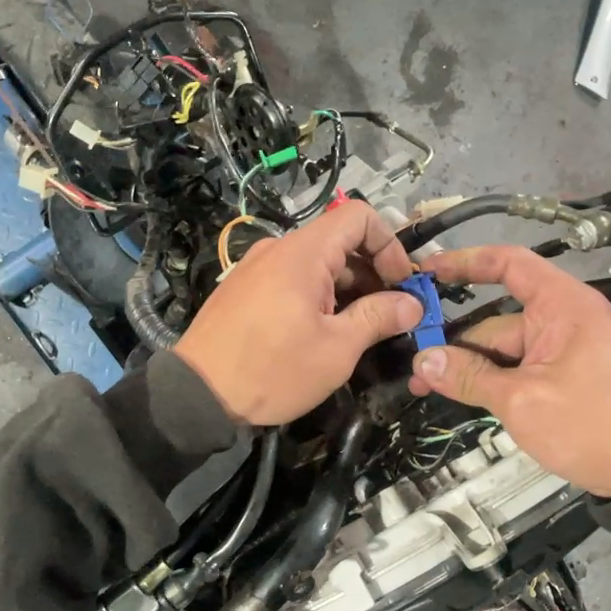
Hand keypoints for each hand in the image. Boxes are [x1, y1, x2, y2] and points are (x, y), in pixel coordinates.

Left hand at [176, 201, 423, 425]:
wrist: (198, 395)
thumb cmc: (272, 370)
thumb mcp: (336, 349)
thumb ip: (377, 318)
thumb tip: (412, 304)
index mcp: (303, 253)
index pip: (359, 216)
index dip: (389, 244)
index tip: (402, 284)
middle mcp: (278, 250)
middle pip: (338, 241)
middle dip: (373, 272)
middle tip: (392, 313)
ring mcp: (256, 268)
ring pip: (316, 264)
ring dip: (347, 288)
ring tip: (362, 329)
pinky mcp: (244, 290)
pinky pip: (291, 280)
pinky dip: (317, 295)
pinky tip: (324, 332)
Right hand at [408, 246, 610, 496]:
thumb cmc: (592, 425)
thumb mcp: (522, 401)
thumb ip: (470, 377)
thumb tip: (422, 361)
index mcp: (563, 306)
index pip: (510, 264)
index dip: (466, 262)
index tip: (427, 271)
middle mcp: (563, 320)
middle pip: (496, 320)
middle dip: (454, 342)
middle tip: (413, 368)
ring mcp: (564, 351)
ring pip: (503, 351)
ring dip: (468, 368)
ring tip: (426, 389)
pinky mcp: (564, 378)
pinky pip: (518, 370)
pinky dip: (490, 381)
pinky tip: (459, 396)